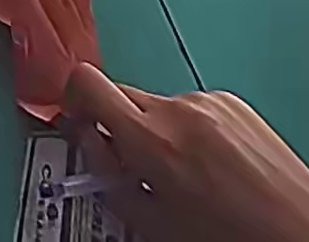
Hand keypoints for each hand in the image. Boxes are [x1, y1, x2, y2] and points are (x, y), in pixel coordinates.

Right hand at [62, 65, 308, 241]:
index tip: (80, 123)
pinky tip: (218, 170)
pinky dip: (192, 133)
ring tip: (193, 181)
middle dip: (120, 128)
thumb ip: (115, 183)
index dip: (73, 98)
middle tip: (137, 170)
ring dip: (160, 134)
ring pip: (158, 106)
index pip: (87, 82)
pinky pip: (192, 108)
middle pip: (121, 95)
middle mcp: (179, 108)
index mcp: (155, 141)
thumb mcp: (159, 229)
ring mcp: (210, 101)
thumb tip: (94, 149)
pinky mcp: (235, 101)